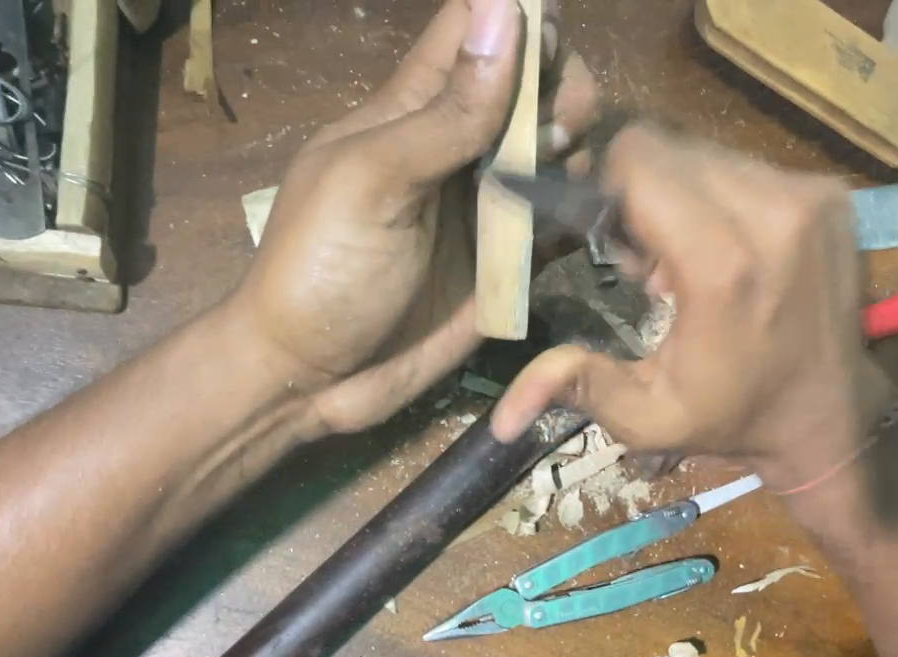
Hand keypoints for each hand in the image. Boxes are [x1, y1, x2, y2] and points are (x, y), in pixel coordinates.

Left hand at [231, 0, 599, 435]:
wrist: (312, 379)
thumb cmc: (321, 270)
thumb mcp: (372, 182)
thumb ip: (443, 114)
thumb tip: (506, 14)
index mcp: (409, 114)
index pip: (470, 35)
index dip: (514, 22)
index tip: (551, 36)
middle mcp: (454, 156)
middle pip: (524, 93)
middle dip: (558, 92)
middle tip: (558, 131)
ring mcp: (481, 216)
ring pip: (549, 158)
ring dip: (572, 154)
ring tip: (562, 182)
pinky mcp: (501, 272)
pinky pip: (552, 231)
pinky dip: (577, 218)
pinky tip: (585, 219)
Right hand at [491, 125, 896, 488]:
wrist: (829, 416)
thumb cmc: (732, 418)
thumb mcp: (648, 418)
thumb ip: (578, 388)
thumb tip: (500, 418)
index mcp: (723, 267)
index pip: (639, 162)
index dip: (606, 192)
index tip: (611, 246)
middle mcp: (773, 211)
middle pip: (668, 150)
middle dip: (639, 196)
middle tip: (648, 265)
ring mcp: (810, 196)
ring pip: (707, 153)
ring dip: (680, 197)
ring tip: (689, 265)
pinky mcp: (832, 194)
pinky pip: (747, 166)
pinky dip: (721, 200)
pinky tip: (728, 255)